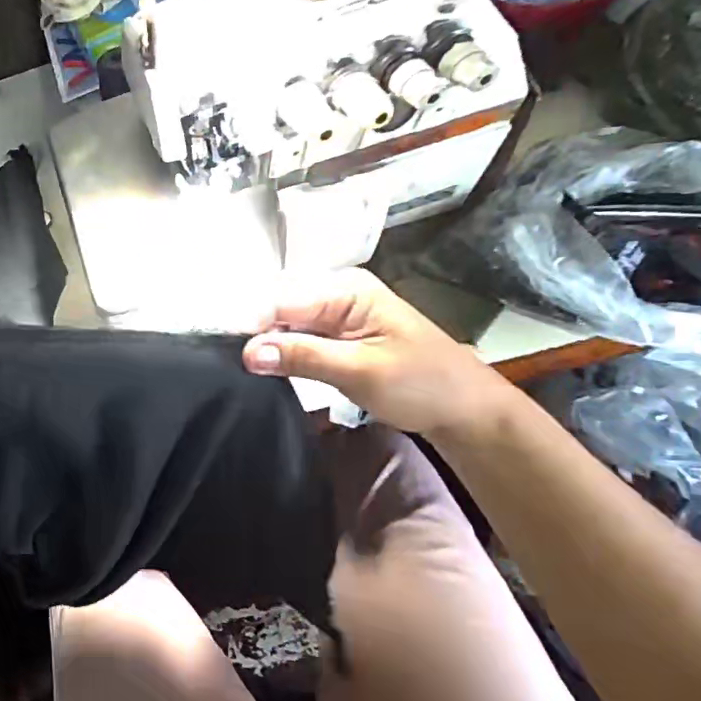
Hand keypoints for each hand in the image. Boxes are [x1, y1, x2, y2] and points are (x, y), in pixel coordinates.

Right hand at [240, 268, 516, 435]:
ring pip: (283, 324)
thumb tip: (249, 352)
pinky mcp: (336, 333)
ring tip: (250, 371)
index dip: (253, 328)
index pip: (280, 301)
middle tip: (241, 368)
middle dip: (257, 336)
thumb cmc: (423, 386)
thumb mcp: (360, 371)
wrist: (466, 411)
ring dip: (268, 347)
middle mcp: (337, 292)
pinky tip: (272, 368)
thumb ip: (303, 357)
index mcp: (347, 289)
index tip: (233, 359)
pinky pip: (296, 336)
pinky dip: (283, 352)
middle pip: (277, 308)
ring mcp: (336, 312)